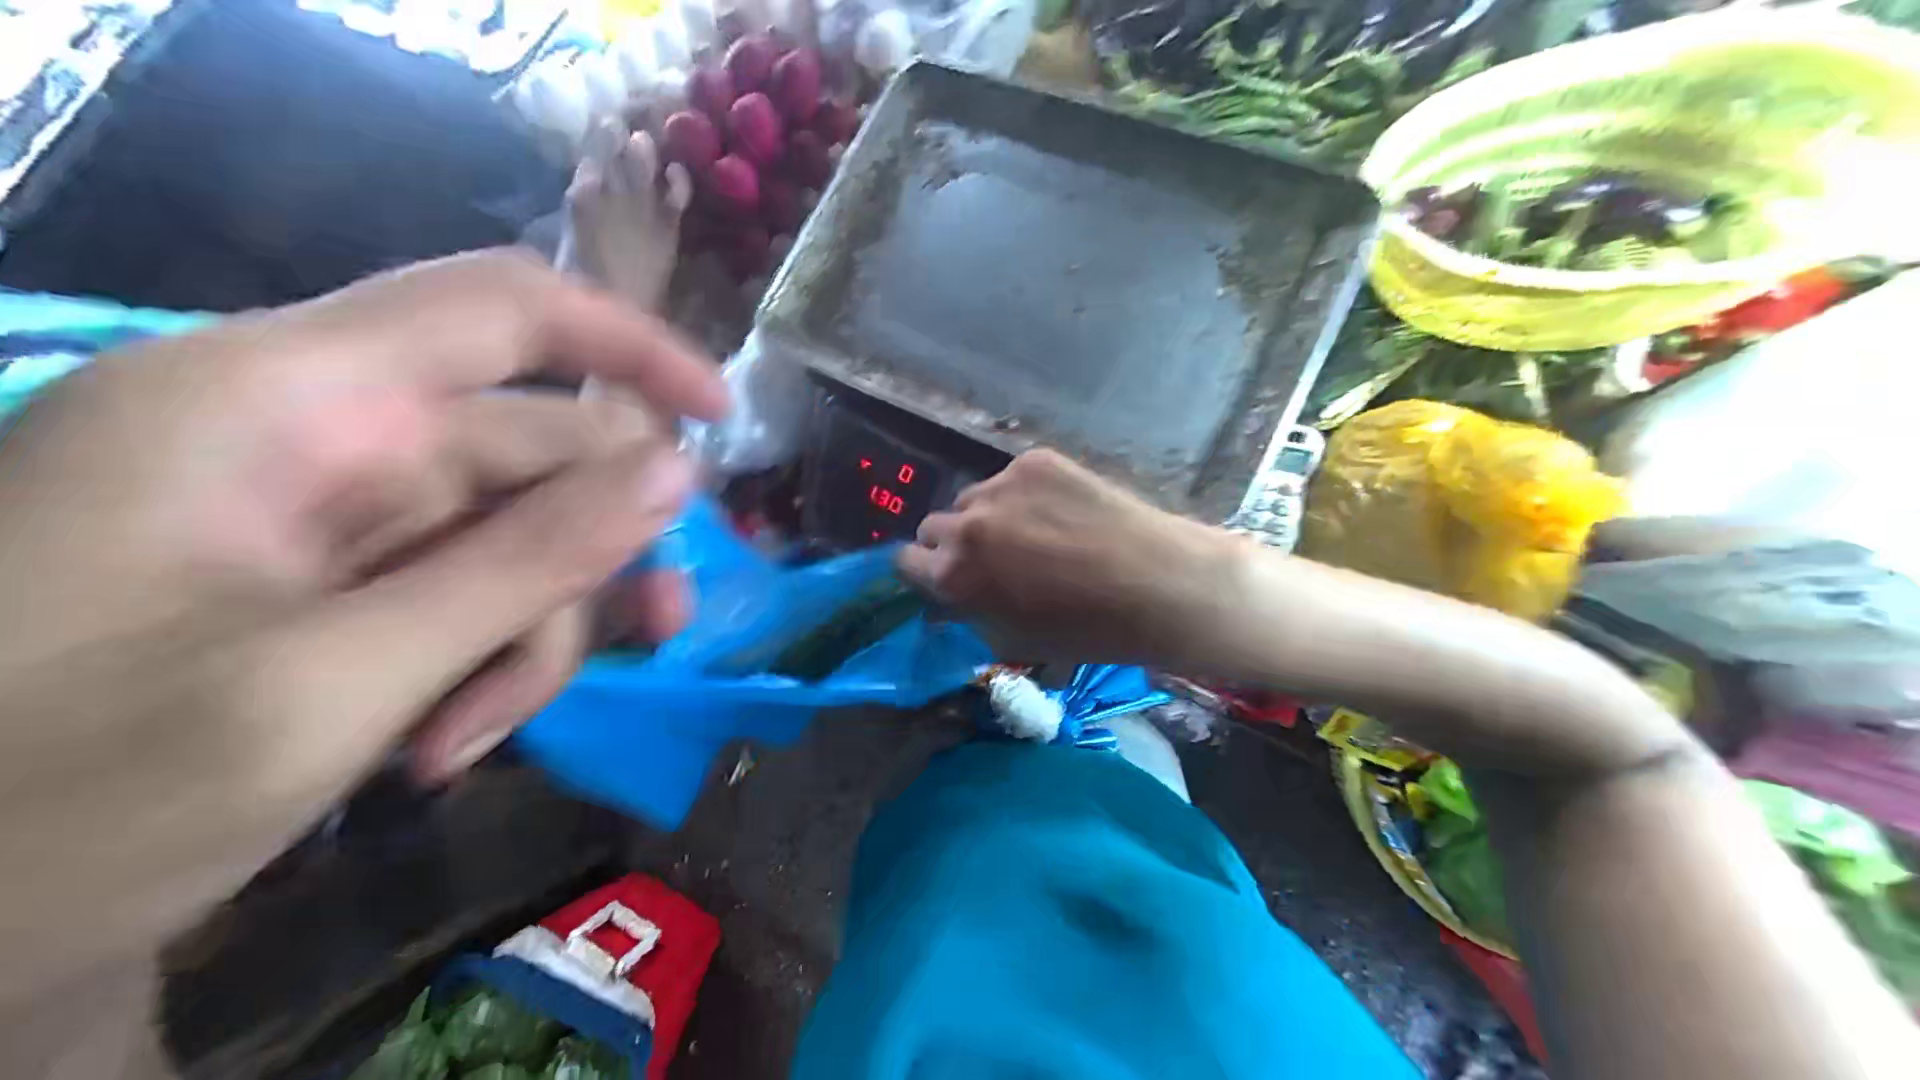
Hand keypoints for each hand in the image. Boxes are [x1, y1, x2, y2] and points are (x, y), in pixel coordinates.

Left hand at [0, 252, 723, 1000]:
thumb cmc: (58, 803)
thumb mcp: (336, 681)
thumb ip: (526, 563)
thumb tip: (677, 473)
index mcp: (288, 402)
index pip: (504, 311)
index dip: (631, 347)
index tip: (721, 418)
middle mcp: (322, 433)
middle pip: (538, 452)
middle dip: (593, 552)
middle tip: (656, 634)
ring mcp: (334, 510)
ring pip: (520, 534)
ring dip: (539, 628)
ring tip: (489, 729)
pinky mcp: (345, 575)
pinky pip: (477, 586)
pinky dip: (489, 657)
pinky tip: (452, 737)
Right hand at [897, 449, 1235, 664]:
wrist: (1159, 585)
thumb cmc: (1086, 631)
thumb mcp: (1013, 641)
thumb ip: (967, 613)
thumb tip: (947, 597)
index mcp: (954, 575)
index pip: (906, 561)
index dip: (925, 572)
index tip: (943, 577)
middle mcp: (967, 524)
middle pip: (934, 525)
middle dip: (953, 544)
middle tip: (992, 559)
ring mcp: (1002, 485)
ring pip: (974, 499)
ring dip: (988, 517)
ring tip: (1034, 534)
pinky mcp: (1036, 460)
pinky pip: (1010, 479)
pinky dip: (1024, 496)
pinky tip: (1062, 513)